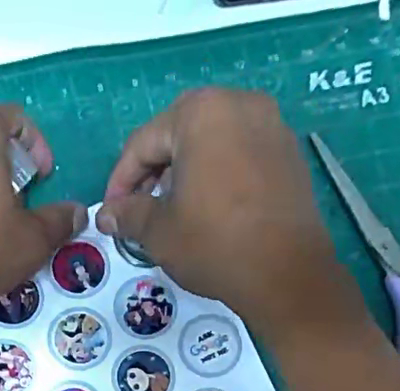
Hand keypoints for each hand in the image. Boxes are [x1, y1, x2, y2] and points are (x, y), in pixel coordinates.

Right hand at [99, 88, 359, 327]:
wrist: (287, 276)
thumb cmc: (216, 246)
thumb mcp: (160, 233)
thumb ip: (128, 215)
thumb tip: (107, 215)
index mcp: (202, 112)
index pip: (145, 142)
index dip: (121, 180)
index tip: (112, 211)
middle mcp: (241, 105)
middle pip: (181, 136)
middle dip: (155, 175)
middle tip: (141, 211)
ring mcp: (273, 128)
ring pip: (214, 146)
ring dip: (188, 176)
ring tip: (175, 215)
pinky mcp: (292, 157)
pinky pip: (243, 159)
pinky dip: (221, 179)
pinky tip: (212, 214)